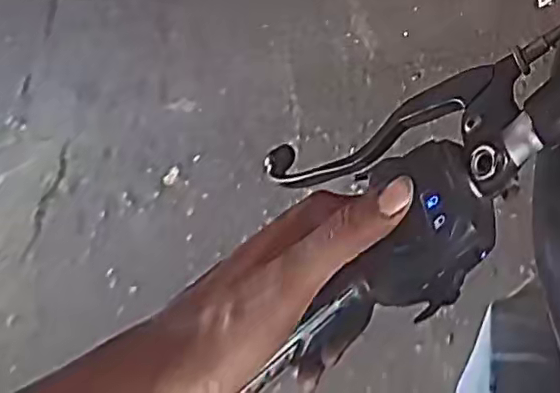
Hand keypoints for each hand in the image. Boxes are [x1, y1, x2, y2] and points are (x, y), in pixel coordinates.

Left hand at [26, 180, 411, 392]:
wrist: (158, 387)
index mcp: (314, 217)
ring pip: (346, 290)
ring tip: (316, 346)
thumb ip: (351, 228)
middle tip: (343, 319)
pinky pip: (321, 319)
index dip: (397, 236)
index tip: (397, 266)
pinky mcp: (279, 309)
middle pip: (368, 252)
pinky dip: (320, 341)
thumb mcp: (297, 275)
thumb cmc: (213, 334)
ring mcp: (290, 274)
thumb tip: (402, 187)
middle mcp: (303, 238)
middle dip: (364, 294)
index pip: (384, 204)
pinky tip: (303, 355)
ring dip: (340, 324)